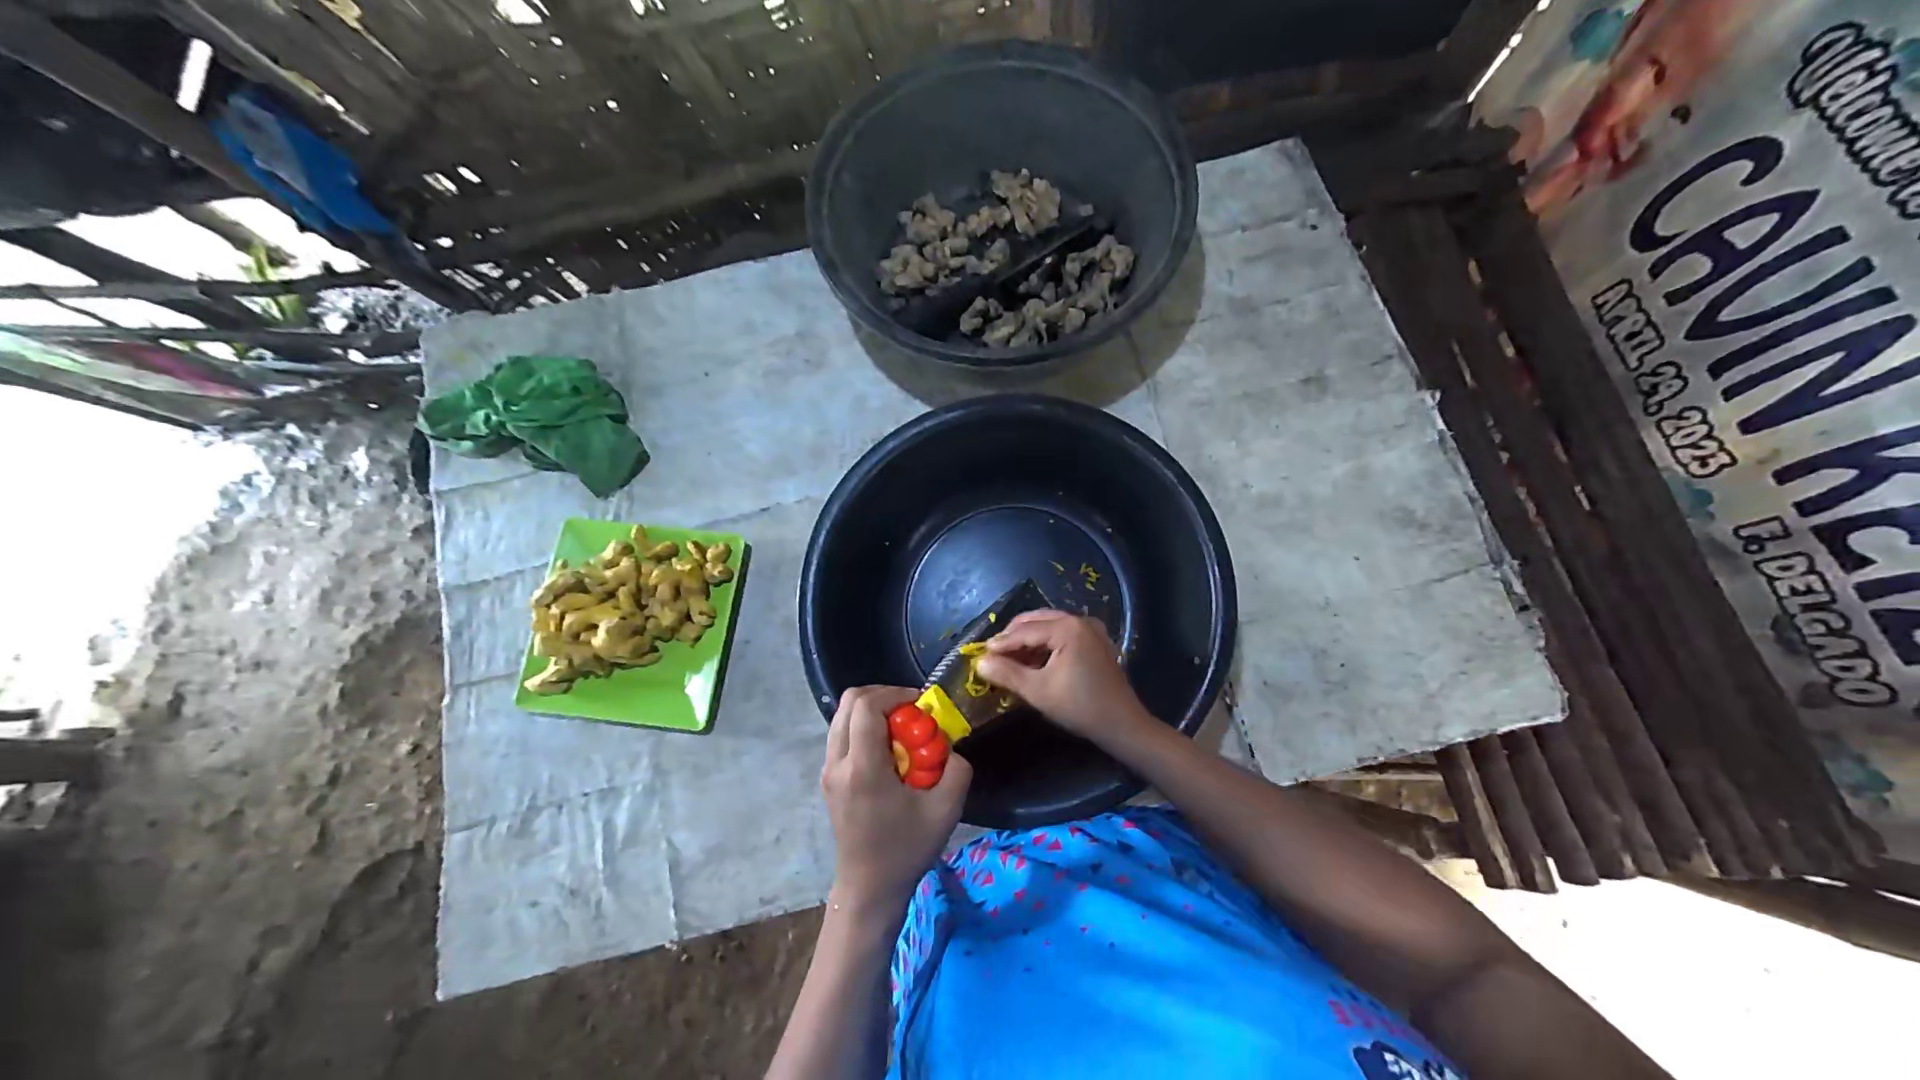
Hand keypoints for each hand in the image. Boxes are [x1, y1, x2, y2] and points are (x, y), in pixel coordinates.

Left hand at [821, 686, 971, 907]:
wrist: (869, 888)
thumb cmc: (906, 850)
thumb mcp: (945, 811)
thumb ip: (957, 770)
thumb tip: (950, 746)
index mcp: (863, 768)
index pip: (867, 706)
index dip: (895, 694)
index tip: (920, 704)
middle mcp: (838, 763)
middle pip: (849, 702)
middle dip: (884, 696)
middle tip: (911, 711)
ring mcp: (828, 770)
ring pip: (842, 715)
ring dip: (872, 711)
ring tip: (900, 729)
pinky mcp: (829, 778)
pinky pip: (842, 734)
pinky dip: (865, 728)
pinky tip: (888, 750)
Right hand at [975, 610, 1150, 742]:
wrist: (1123, 725)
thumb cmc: (1080, 707)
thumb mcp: (1038, 691)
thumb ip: (1006, 673)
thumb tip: (980, 663)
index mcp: (1067, 627)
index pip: (1024, 630)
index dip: (1000, 643)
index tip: (980, 655)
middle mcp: (1080, 620)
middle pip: (1036, 621)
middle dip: (1013, 637)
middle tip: (993, 655)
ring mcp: (1091, 629)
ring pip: (1049, 626)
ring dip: (1028, 640)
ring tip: (1010, 659)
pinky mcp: (1096, 641)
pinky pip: (1063, 634)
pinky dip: (1045, 643)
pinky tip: (1033, 660)